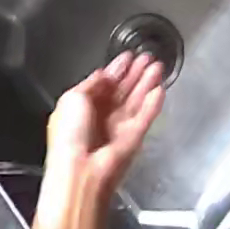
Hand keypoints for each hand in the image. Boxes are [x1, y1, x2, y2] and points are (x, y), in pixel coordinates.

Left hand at [44, 50, 165, 200]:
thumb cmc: (69, 136)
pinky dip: (153, 104)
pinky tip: (160, 89)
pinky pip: (145, 117)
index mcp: (82, 109)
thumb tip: (103, 73)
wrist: (81, 173)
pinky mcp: (134, 140)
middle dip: (135, 73)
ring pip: (136, 101)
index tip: (128, 56)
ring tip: (158, 67)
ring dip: (146, 84)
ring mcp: (118, 129)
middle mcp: (100, 118)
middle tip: (147, 57)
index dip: (117, 69)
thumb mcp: (72, 98)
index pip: (103, 84)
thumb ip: (91, 83)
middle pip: (122, 91)